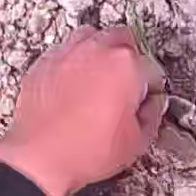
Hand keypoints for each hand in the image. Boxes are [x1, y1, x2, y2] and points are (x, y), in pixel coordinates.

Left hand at [0, 27, 165, 195]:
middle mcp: (96, 51)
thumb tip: (152, 106)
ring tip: (101, 78)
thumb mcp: (137, 142)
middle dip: (129, 59)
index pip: (152, 68)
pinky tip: (75, 86)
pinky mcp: (43, 64)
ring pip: (90, 37)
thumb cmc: (86, 150)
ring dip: (100, 52)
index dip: (153, 88)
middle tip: (127, 84)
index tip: (147, 101)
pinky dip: (73, 63)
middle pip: (122, 38)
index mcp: (126, 66)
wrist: (42, 159)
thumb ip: (151, 116)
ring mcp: (67, 54)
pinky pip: (64, 52)